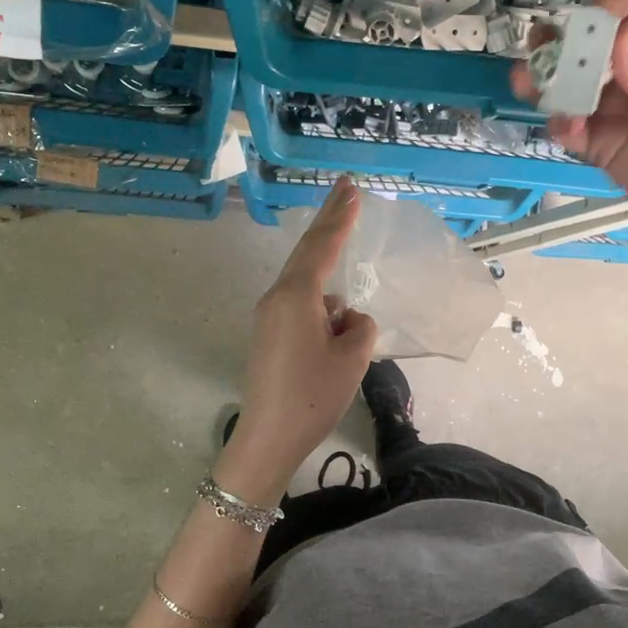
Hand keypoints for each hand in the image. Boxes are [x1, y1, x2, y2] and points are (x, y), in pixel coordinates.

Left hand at [215, 178, 377, 504]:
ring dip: (334, 306)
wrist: (268, 439)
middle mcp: (276, 298)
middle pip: (308, 253)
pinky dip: (323, 319)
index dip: (341, 216)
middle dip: (330, 224)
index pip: (322, 245)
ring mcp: (268, 319)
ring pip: (310, 293)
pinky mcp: (268, 339)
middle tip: (347, 192)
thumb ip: (359, 326)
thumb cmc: (312, 396)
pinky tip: (335, 355)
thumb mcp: (352, 358)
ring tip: (345, 354)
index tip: (352, 188)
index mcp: (296, 296)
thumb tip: (346, 318)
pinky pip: (302, 313)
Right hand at [511, 0, 627, 245]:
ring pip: (573, 88)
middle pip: (591, 49)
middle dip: (563, 44)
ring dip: (548, 82)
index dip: (605, 13)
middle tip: (538, 46)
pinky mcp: (601, 146)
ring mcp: (614, 113)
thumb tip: (620, 35)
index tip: (582, 23)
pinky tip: (566, 129)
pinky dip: (563, 125)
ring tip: (525, 81)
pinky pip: (573, 129)